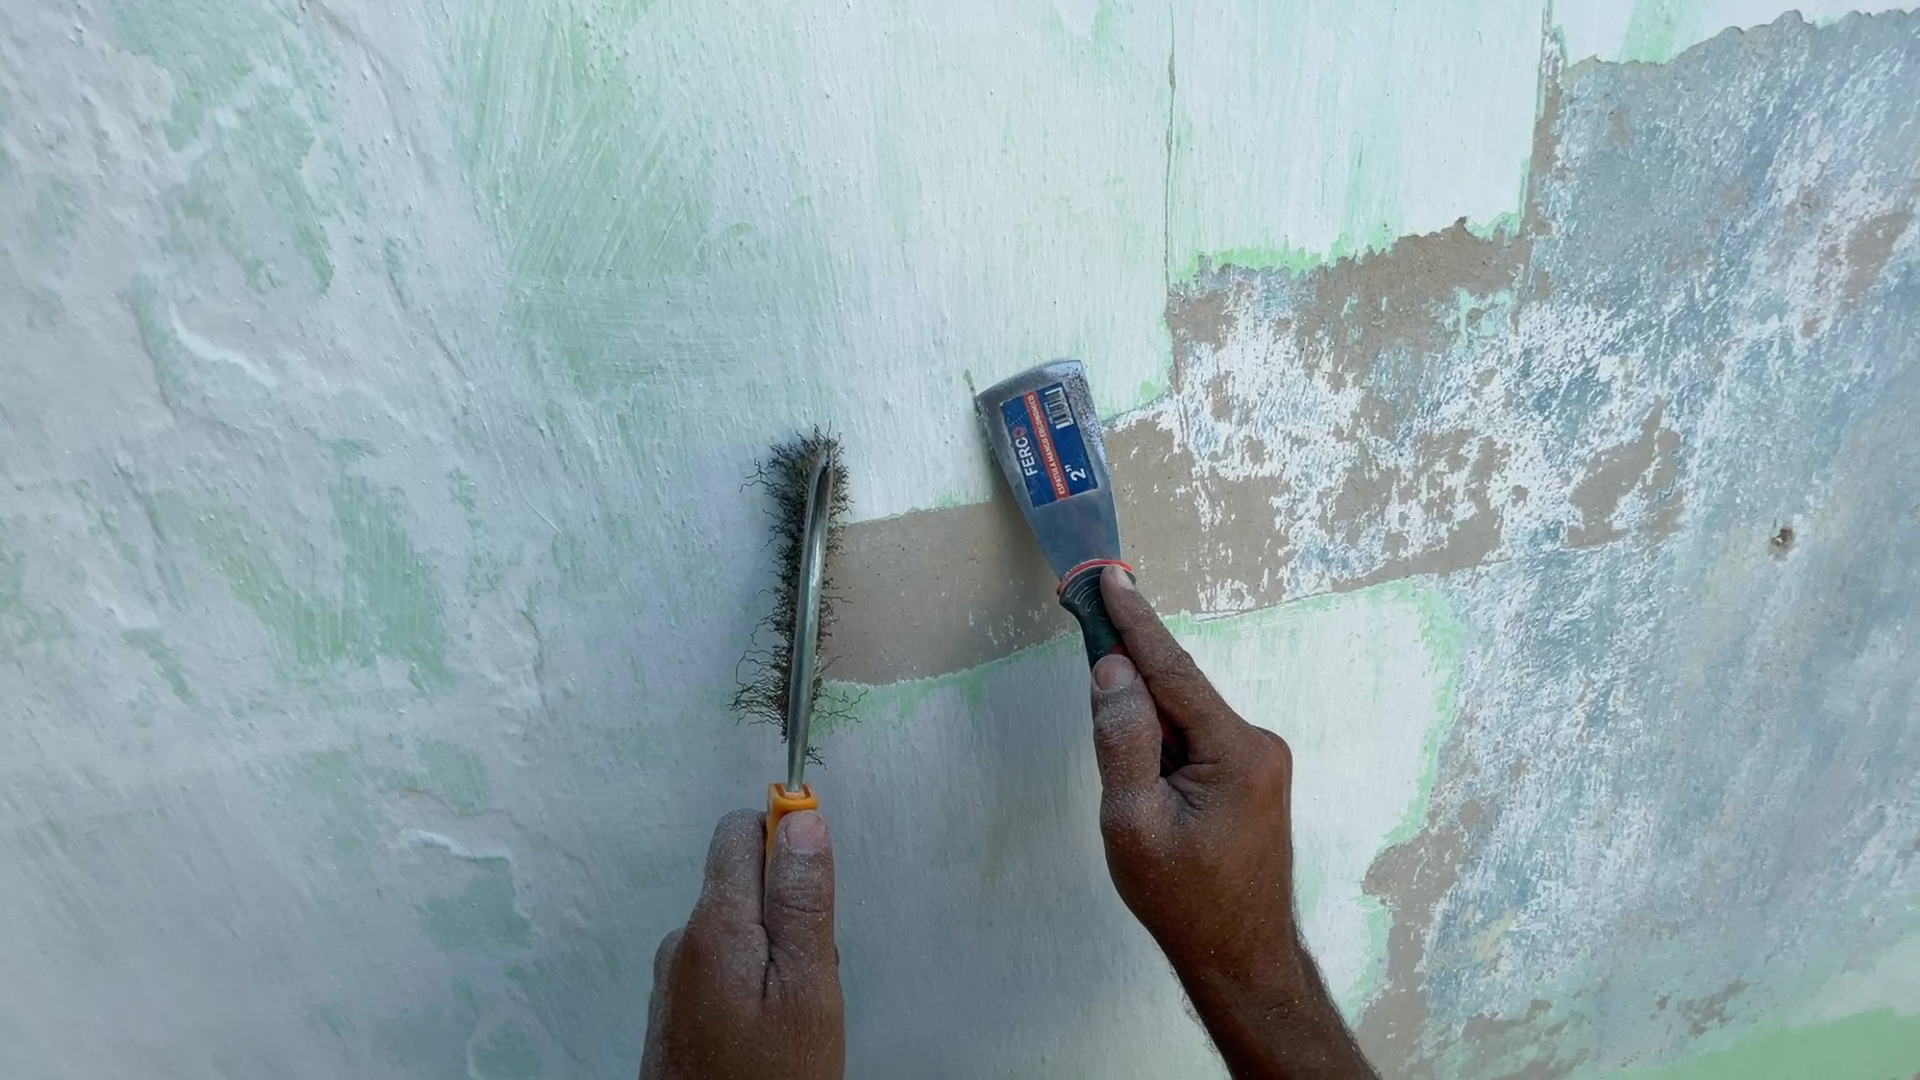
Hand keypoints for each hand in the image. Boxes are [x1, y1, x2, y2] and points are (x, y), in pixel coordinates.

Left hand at [640, 809, 844, 1079]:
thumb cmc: (774, 1077)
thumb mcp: (807, 987)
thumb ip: (803, 898)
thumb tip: (802, 818)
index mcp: (713, 924)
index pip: (739, 829)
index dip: (783, 835)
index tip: (813, 882)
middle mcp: (682, 941)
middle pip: (741, 876)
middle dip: (785, 901)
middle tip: (812, 967)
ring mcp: (674, 978)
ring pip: (738, 921)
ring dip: (772, 942)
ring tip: (794, 1007)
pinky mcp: (675, 1010)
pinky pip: (723, 959)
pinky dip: (752, 973)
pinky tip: (768, 1026)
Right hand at [1089, 565, 1375, 1078]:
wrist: (1240, 957)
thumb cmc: (1183, 897)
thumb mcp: (1132, 820)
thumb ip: (1121, 737)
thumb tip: (1113, 668)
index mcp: (1234, 750)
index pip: (1173, 670)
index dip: (1135, 622)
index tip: (1111, 578)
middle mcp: (1255, 742)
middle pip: (1175, 692)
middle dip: (1129, 680)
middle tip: (1090, 672)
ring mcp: (1256, 757)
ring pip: (1180, 715)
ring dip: (1142, 723)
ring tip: (1128, 780)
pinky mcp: (1248, 771)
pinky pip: (1190, 735)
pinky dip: (1158, 740)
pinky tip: (1147, 781)